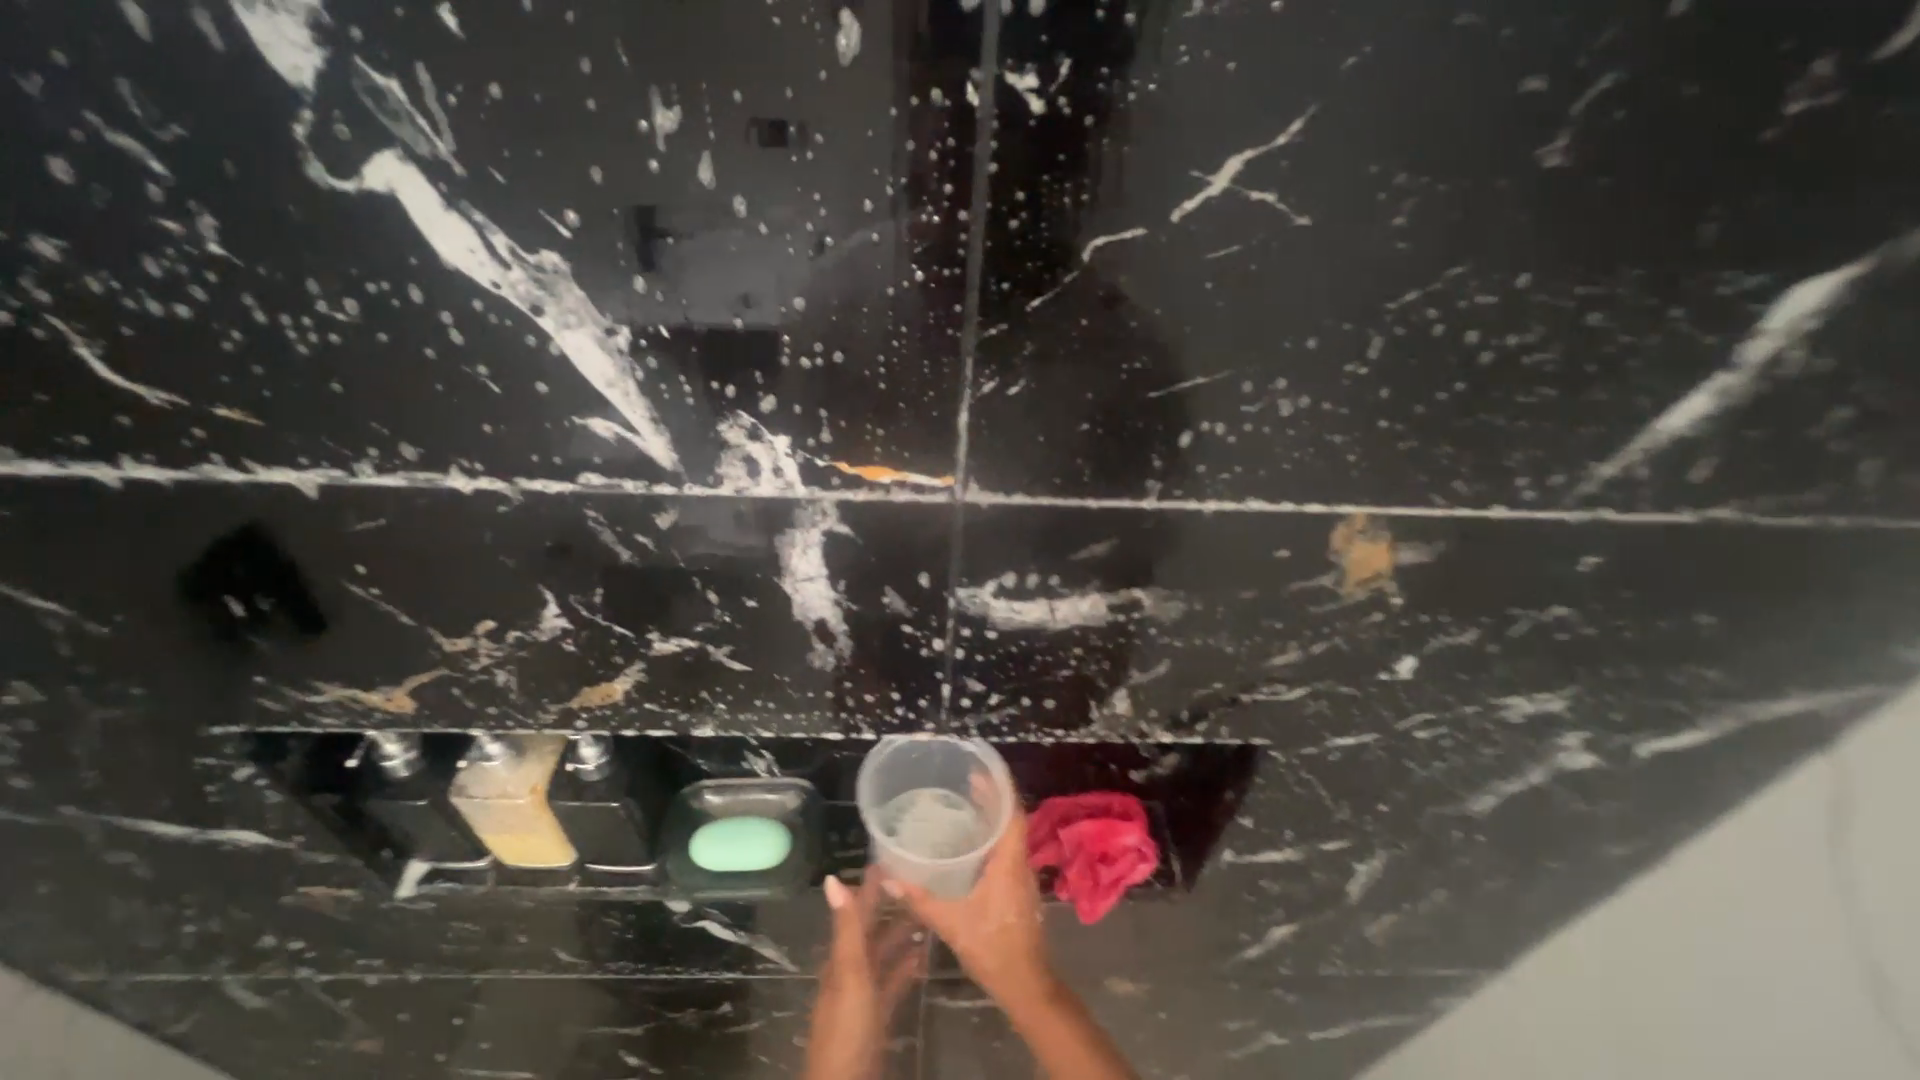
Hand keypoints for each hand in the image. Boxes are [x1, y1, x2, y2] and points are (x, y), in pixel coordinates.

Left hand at [804, 875, 923, 1079]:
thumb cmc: (846, 1026)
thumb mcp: (849, 973)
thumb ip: (846, 928)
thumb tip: (832, 879)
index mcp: (842, 958)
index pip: (858, 914)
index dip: (870, 889)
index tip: (888, 859)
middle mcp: (851, 971)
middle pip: (873, 933)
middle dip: (891, 908)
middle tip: (919, 882)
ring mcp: (864, 995)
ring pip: (885, 956)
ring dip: (902, 935)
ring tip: (928, 914)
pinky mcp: (878, 1016)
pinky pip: (893, 983)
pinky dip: (907, 967)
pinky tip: (924, 957)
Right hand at [885, 787, 1053, 1008]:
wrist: (1026, 984)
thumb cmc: (993, 948)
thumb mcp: (952, 923)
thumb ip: (921, 899)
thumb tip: (890, 876)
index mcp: (1009, 863)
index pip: (1012, 813)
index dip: (1001, 788)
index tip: (982, 769)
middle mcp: (1020, 864)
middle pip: (1011, 820)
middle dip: (992, 797)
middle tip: (967, 780)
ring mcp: (1021, 878)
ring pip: (1010, 837)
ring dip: (993, 818)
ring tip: (966, 803)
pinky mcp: (1018, 891)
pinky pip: (1006, 852)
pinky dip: (991, 839)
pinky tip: (970, 844)